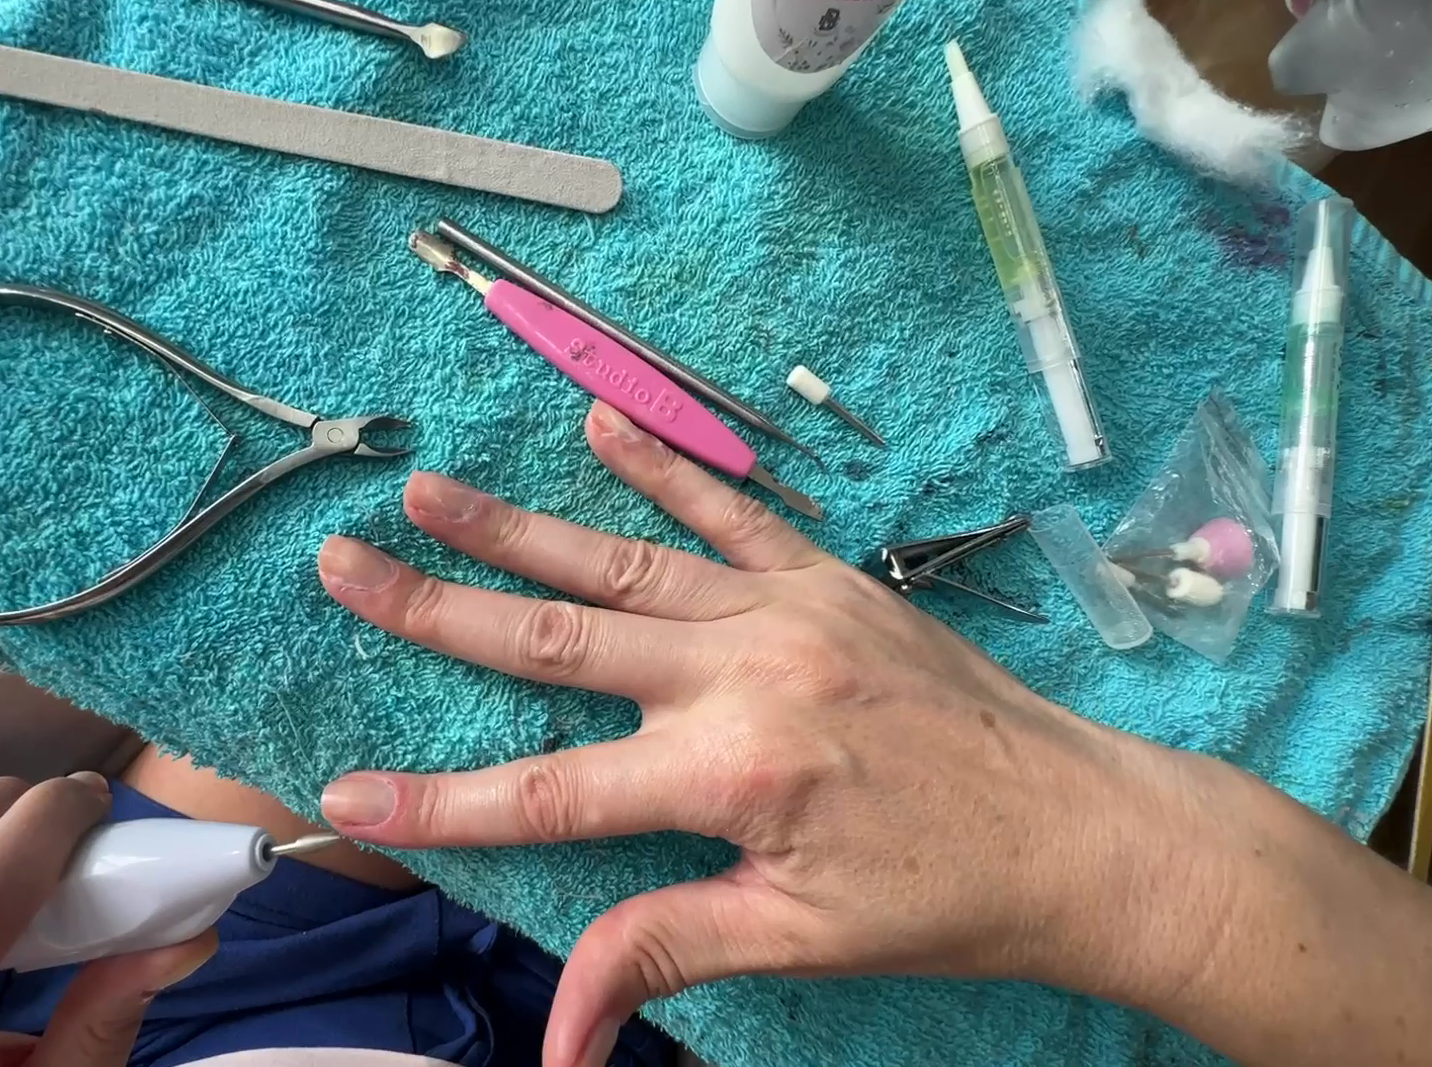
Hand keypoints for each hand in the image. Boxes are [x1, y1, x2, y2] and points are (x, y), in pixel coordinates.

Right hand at [315, 402, 1234, 1066]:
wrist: (1087, 826)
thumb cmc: (945, 896)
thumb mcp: (800, 942)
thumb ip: (664, 953)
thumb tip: (555, 1037)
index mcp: (732, 774)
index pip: (549, 795)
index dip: (439, 807)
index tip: (344, 798)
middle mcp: (740, 673)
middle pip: (557, 642)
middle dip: (436, 612)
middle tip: (347, 567)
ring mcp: (779, 608)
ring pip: (619, 560)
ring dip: (516, 526)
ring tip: (430, 492)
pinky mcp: (819, 575)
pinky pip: (726, 509)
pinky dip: (658, 468)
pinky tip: (598, 426)